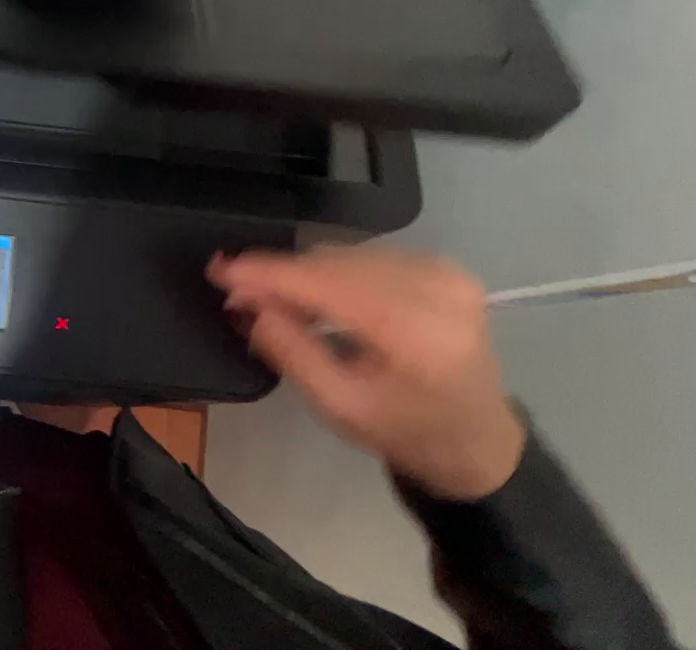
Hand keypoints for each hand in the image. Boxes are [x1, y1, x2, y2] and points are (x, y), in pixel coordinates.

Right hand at [208, 246, 525, 500]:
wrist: (477, 440)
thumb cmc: (404, 431)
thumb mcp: (337, 406)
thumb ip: (290, 350)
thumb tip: (245, 301)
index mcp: (416, 333)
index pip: (327, 284)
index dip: (267, 274)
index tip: (218, 270)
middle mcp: (436, 290)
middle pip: (333, 263)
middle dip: (279, 274)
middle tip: (236, 292)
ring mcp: (444, 273)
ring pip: (345, 254)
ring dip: (302, 272)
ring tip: (272, 297)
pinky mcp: (443, 267)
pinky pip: (364, 255)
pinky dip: (330, 270)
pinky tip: (314, 294)